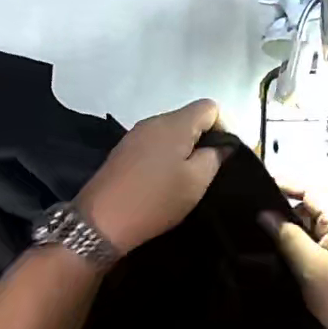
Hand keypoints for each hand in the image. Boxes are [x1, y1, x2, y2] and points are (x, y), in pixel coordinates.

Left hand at [77, 99, 224, 253]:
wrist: (101, 222)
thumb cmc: (156, 199)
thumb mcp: (197, 181)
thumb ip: (215, 156)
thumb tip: (223, 144)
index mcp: (175, 123)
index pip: (210, 107)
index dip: (225, 126)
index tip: (226, 154)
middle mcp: (154, 121)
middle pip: (189, 118)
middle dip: (205, 139)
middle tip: (211, 170)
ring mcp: (135, 135)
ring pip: (172, 132)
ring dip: (185, 149)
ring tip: (189, 178)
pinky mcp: (124, 151)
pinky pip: (155, 144)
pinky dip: (167, 157)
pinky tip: (166, 181)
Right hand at [262, 188, 327, 328]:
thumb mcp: (311, 266)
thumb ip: (288, 237)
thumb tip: (265, 214)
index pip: (311, 192)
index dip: (284, 187)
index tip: (253, 189)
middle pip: (310, 211)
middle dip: (282, 214)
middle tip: (247, 220)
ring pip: (310, 232)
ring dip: (289, 235)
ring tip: (256, 238)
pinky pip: (315, 249)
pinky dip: (298, 251)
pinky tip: (276, 258)